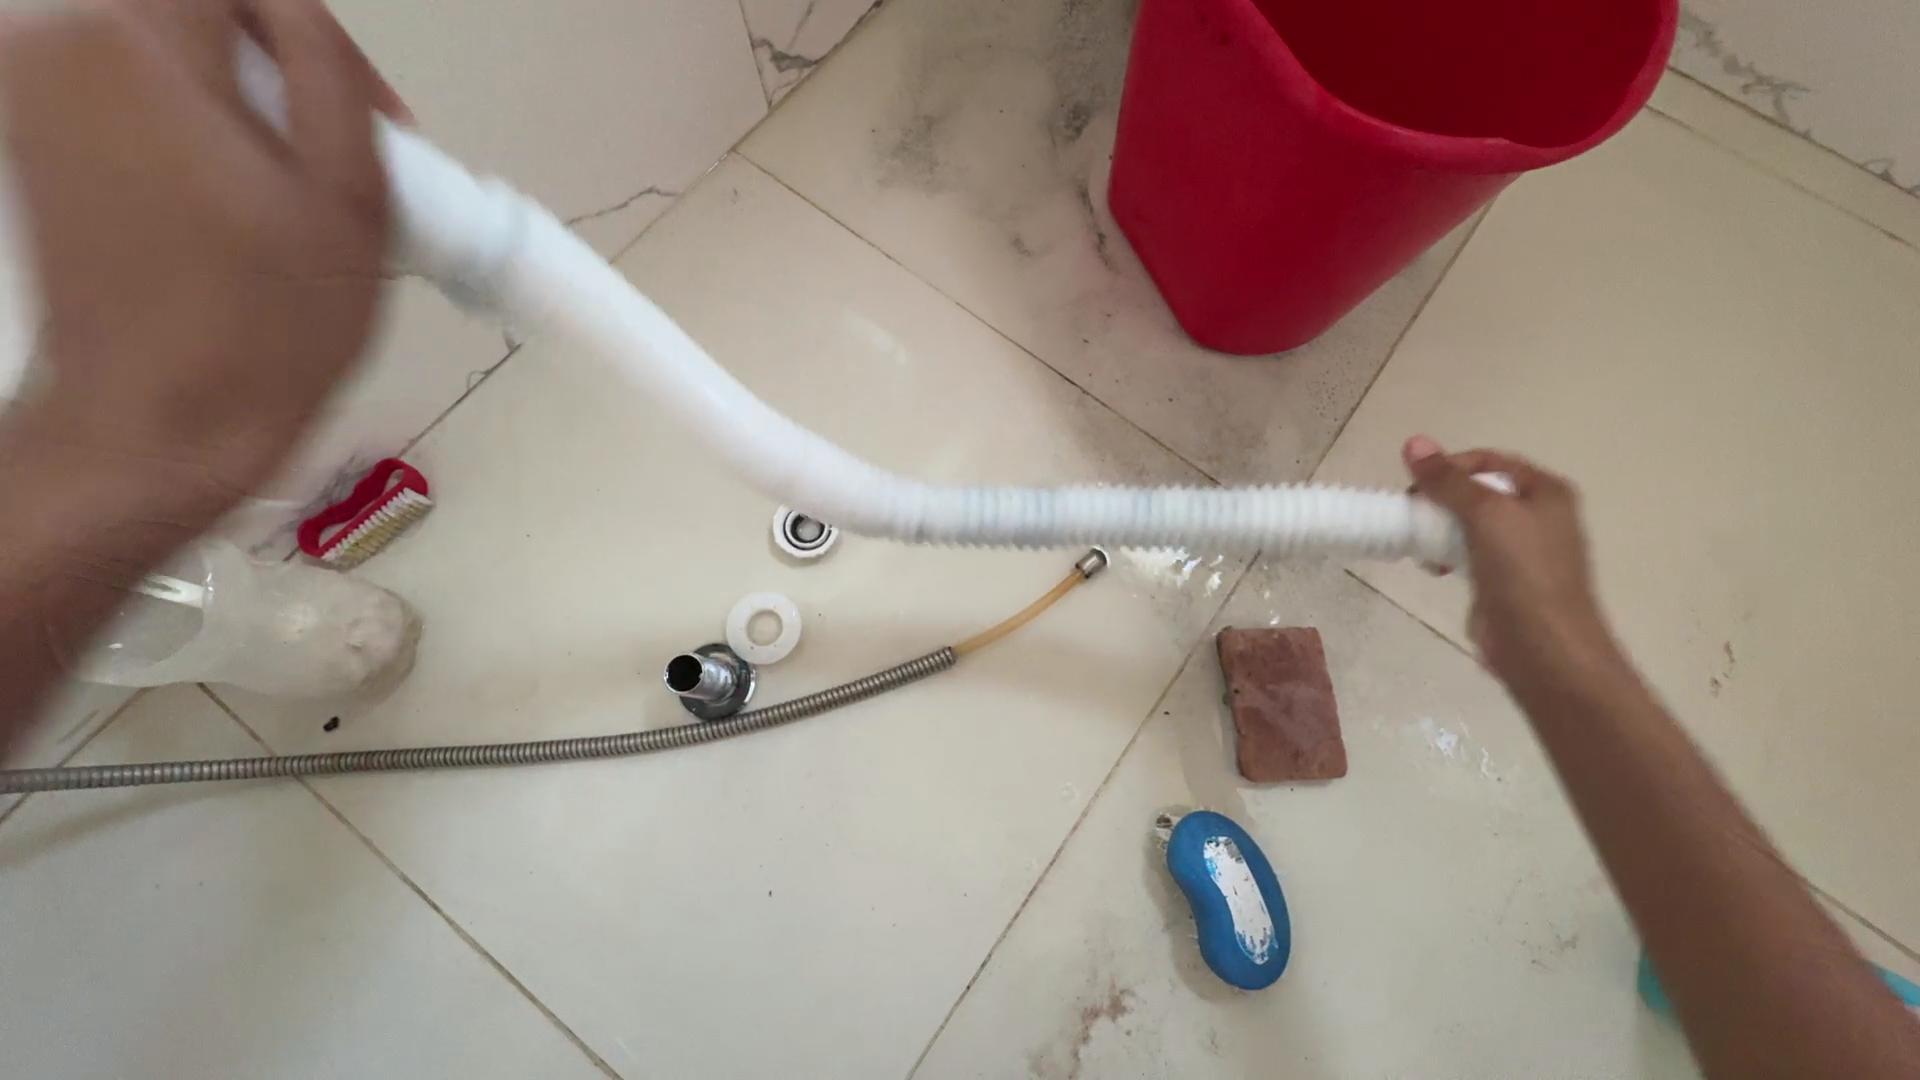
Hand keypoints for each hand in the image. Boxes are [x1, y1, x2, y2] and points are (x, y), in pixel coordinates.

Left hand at [0, 0, 405, 523]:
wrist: (165, 415)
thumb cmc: (278, 316)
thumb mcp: (347, 197)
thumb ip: (328, 77)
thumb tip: (300, 16)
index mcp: (139, 47)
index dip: (314, 32)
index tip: (373, 110)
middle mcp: (51, 43)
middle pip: (191, 10)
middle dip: (279, 64)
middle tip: (346, 152)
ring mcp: (23, 93)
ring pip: (160, 53)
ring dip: (242, 100)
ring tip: (301, 189)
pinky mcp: (26, 144)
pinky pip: (124, 96)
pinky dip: (195, 128)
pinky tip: (242, 203)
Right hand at [1403, 435, 1625, 694]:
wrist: (1543, 645)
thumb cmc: (1523, 573)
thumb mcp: (1486, 515)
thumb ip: (1448, 481)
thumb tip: (1413, 442)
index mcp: (1545, 492)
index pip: (1489, 461)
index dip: (1450, 465)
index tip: (1417, 486)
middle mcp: (1537, 515)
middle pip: (1476, 491)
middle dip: (1439, 499)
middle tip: (1412, 513)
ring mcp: (1521, 550)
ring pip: (1467, 523)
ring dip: (1437, 528)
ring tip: (1418, 544)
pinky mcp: (1502, 579)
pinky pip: (1466, 552)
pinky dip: (1444, 553)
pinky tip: (1432, 567)